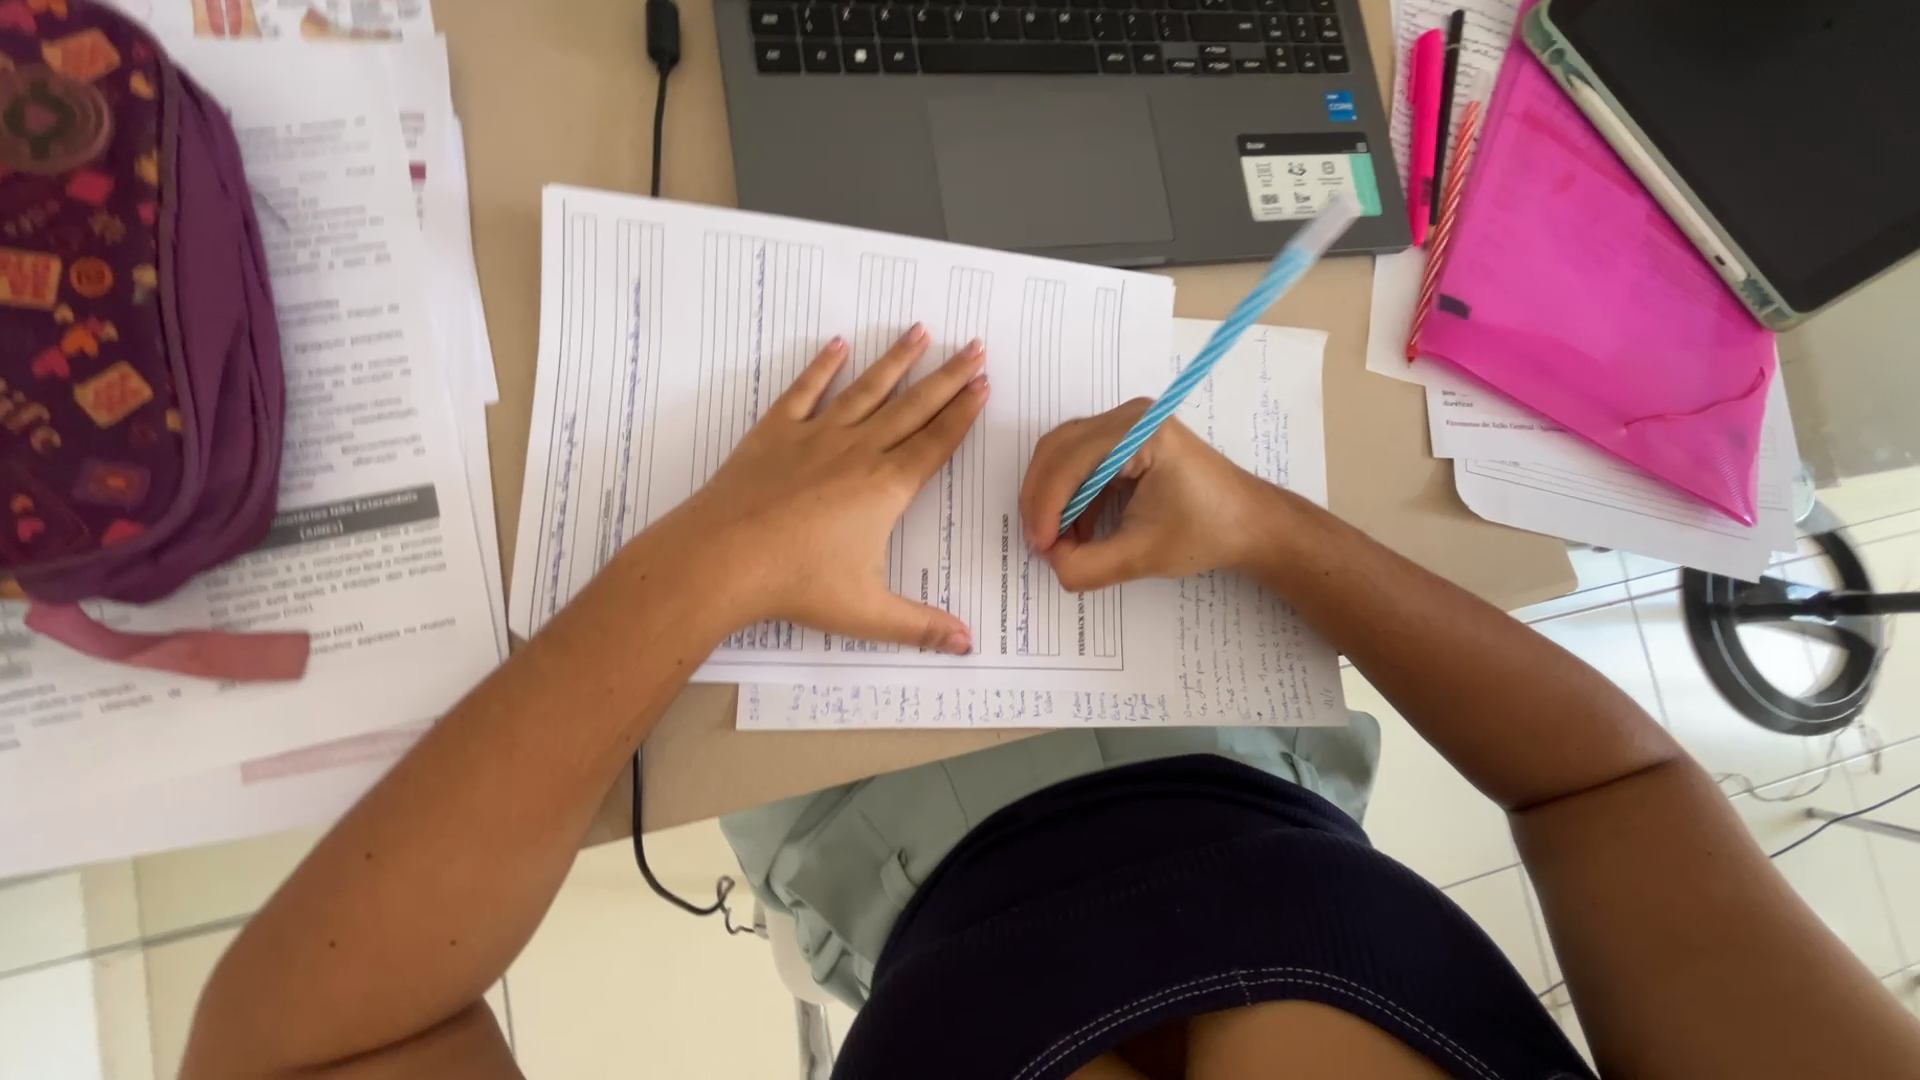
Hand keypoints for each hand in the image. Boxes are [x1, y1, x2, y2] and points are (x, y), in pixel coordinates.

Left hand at [663, 325, 987, 653]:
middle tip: (974, 347)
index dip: (963, 414)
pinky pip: (805, 390)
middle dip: (948, 377)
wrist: (722, 559)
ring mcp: (816, 436)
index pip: (936, 442)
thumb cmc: (795, 584)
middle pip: (914, 406)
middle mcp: (858, 451)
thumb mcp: (866, 612)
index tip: (984, 385)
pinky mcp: (776, 433)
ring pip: (867, 389)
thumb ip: (920, 626)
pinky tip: (838, 344)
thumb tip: (965, 644)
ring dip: (897, 360)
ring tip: (921, 331)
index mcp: (885, 487)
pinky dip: (823, 366)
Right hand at [1019, 399, 1282, 591]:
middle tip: (1040, 544)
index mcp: (1141, 433)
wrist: (1249, 524)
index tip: (1041, 547)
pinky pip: (1078, 463)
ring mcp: (1125, 425)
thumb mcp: (1141, 557)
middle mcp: (1128, 417)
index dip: (1047, 505)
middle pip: (1058, 450)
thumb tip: (1050, 563)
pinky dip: (1069, 497)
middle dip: (1041, 500)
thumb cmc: (1206, 534)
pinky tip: (1077, 530)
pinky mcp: (1123, 441)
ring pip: (1062, 455)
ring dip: (1052, 499)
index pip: (1072, 461)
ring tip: (1058, 541)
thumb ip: (1086, 565)